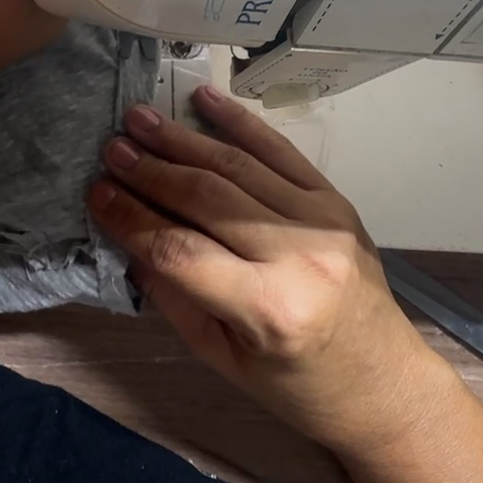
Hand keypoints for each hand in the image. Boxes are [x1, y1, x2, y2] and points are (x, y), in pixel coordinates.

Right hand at [86, 85, 441, 456]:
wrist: (385, 383)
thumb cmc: (296, 384)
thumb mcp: (220, 356)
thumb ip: (171, 294)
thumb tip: (127, 234)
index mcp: (268, 309)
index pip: (180, 250)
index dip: (131, 218)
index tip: (96, 193)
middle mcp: (299, 256)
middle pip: (206, 198)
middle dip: (151, 171)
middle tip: (112, 149)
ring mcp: (322, 220)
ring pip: (236, 166)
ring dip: (181, 138)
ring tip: (138, 118)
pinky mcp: (334, 199)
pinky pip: (279, 150)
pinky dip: (238, 120)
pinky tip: (203, 98)